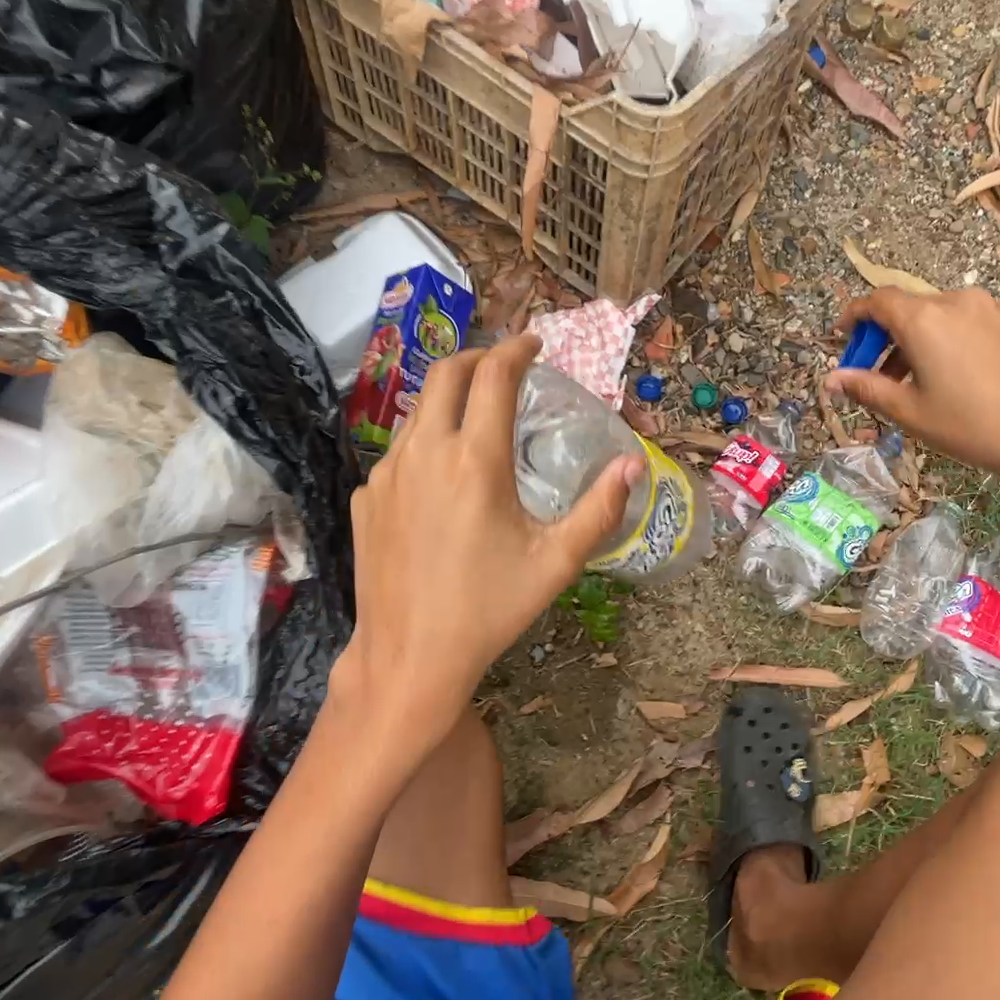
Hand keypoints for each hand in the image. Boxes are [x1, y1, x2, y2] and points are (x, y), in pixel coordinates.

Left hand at [328, 335, 639, 766]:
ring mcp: (387, 474)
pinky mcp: (366, 498)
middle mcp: (425, 452)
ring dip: (450, 398)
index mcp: (475, 459)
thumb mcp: (556, 563)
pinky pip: (399, 452)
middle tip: (505, 365)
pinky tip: (443, 478)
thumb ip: (600, 509)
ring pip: (418, 411)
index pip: (494, 375)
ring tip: (477, 416)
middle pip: (446, 373)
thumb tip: (633, 465)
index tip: (535, 343)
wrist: (409, 656)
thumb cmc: (490, 610)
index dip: (517, 349)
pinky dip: (426, 443)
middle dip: (478, 357)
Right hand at [825, 288, 999, 507]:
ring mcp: (988, 310)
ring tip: (906, 385)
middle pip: (906, 309)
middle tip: (870, 375)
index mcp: (924, 319)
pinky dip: (940, 342)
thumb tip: (831, 380)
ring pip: (934, 317)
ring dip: (910, 343)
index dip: (852, 317)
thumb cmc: (971, 426)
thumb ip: (866, 388)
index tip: (840, 339)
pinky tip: (944, 381)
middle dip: (881, 338)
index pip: (876, 301)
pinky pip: (962, 323)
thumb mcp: (910, 411)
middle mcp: (956, 303)